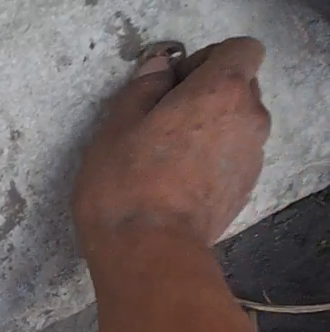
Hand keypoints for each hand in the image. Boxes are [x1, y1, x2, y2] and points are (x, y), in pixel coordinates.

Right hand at [73, 38, 269, 261]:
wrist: (149, 248)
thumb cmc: (123, 188)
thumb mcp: (111, 134)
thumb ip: (140, 92)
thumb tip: (157, 66)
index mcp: (219, 91)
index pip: (238, 49)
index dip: (203, 61)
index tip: (168, 88)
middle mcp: (249, 113)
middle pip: (235, 87)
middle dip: (200, 99)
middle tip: (152, 130)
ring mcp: (252, 150)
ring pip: (231, 124)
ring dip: (202, 133)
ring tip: (157, 164)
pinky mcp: (244, 182)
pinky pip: (227, 157)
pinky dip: (204, 162)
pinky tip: (169, 187)